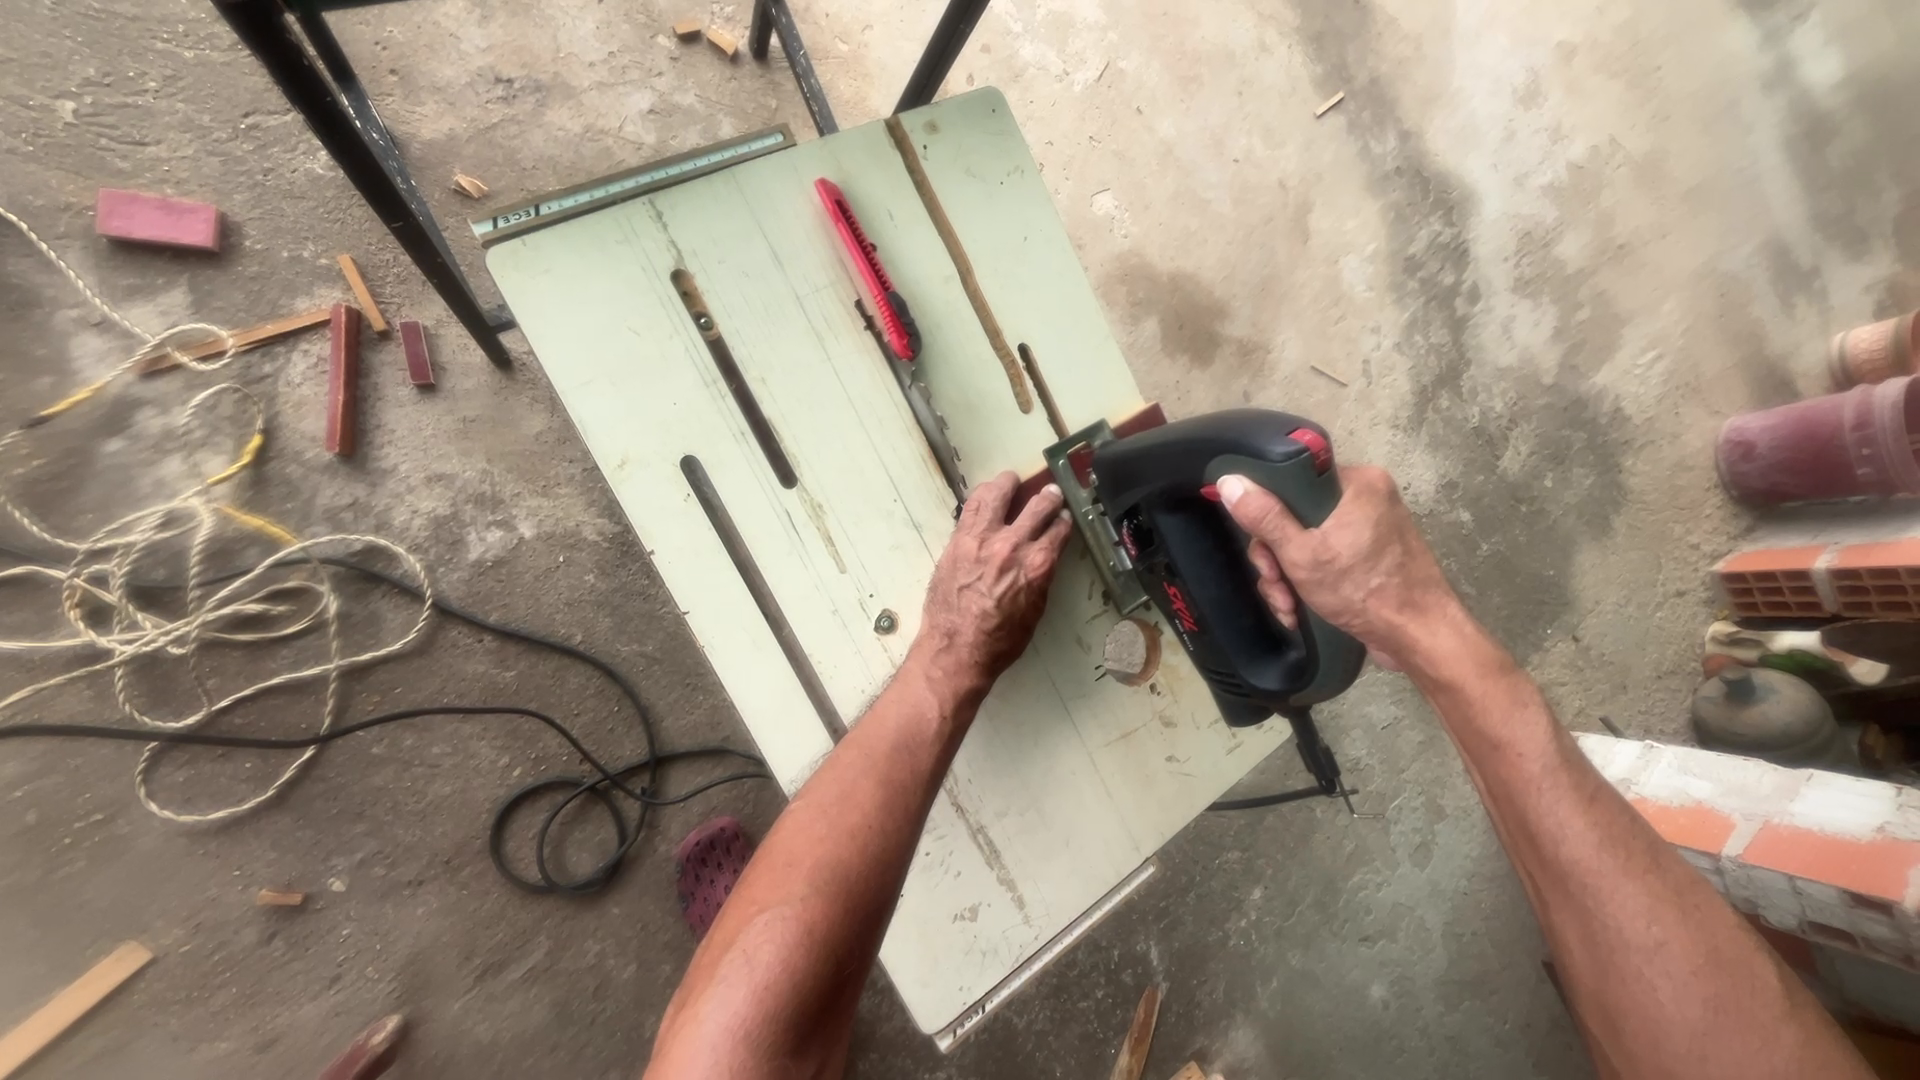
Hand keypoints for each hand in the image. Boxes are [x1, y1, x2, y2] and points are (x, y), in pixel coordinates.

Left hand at [912, 472, 1071, 699]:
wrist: (956, 649)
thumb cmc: (999, 641)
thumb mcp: (1035, 611)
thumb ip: (1042, 577)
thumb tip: (1045, 557)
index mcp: (1037, 565)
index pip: (1059, 530)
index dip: (1064, 521)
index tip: (1064, 517)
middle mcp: (1012, 545)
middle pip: (1036, 506)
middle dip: (1047, 496)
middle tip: (1050, 492)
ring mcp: (981, 538)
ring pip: (998, 494)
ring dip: (1009, 484)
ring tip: (1012, 480)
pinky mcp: (958, 540)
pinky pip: (971, 507)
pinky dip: (982, 496)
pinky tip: (986, 494)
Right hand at [1218, 465, 1458, 671]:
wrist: (1419, 636)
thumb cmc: (1364, 591)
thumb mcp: (1301, 554)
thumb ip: (1264, 518)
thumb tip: (1229, 482)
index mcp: (1356, 483)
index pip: (1292, 481)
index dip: (1266, 513)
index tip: (1262, 546)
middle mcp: (1366, 497)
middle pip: (1295, 516)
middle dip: (1277, 558)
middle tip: (1275, 583)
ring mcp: (1370, 527)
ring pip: (1305, 541)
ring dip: (1287, 577)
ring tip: (1288, 606)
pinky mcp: (1371, 554)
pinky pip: (1326, 556)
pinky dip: (1309, 581)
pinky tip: (1300, 608)